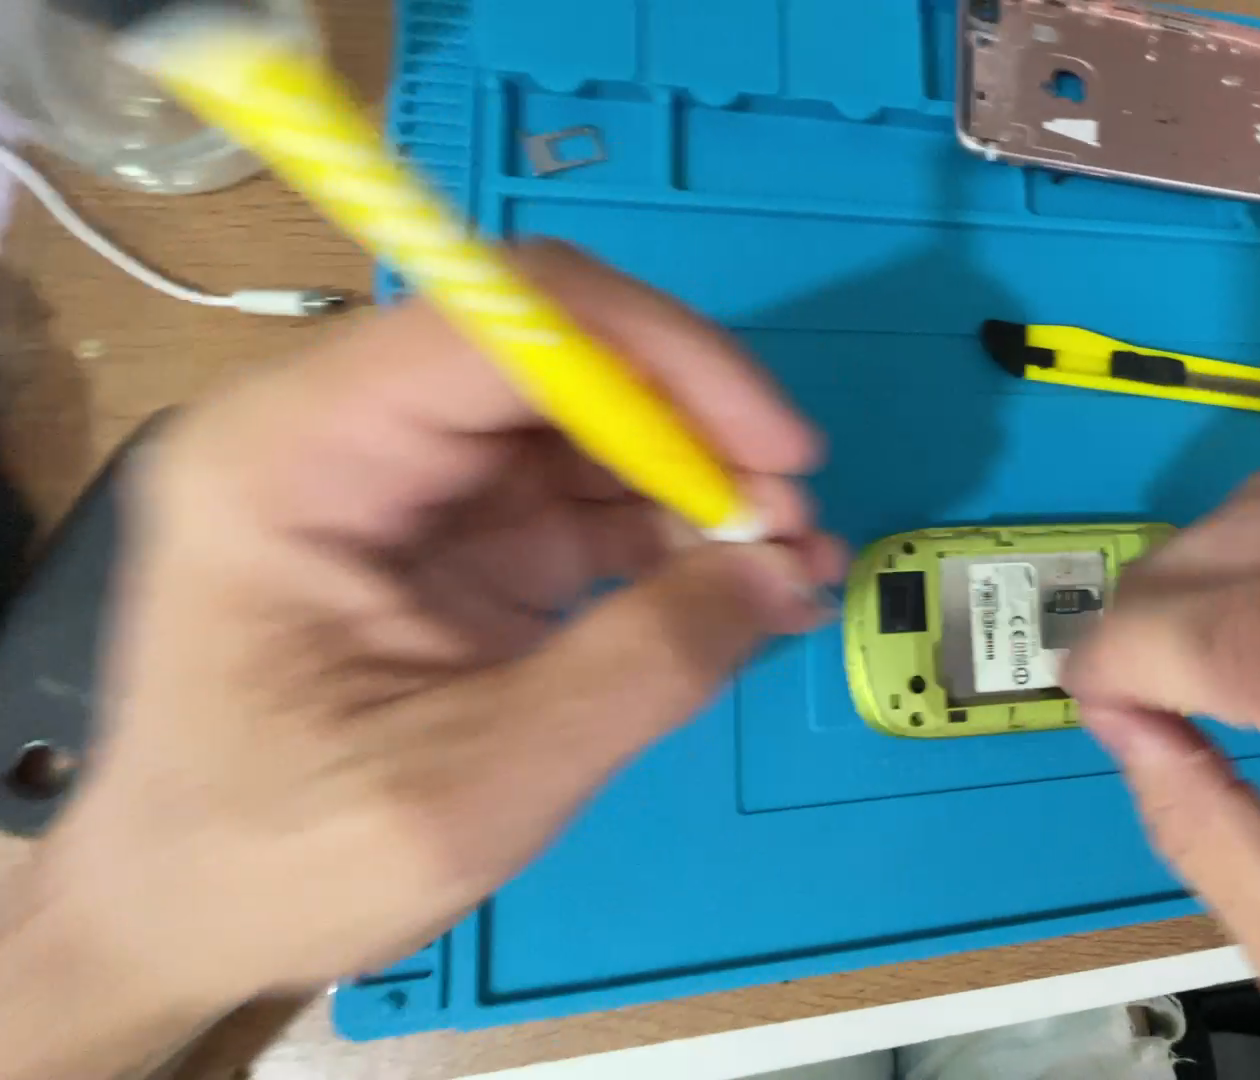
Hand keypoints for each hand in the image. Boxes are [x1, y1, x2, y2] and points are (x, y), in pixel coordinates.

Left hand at [25, 245, 842, 1014]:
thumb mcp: (476, 780)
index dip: (671, 363)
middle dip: (713, 436)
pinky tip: (764, 587)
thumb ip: (644, 666)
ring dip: (725, 491)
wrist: (211, 918)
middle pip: (583, 367)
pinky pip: (625, 503)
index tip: (784, 452)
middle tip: (801, 523)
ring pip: (622, 434)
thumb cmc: (290, 858)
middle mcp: (376, 436)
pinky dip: (704, 540)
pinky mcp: (500, 534)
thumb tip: (784, 570)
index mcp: (307, 454)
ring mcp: (446, 483)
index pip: (513, 327)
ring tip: (802, 566)